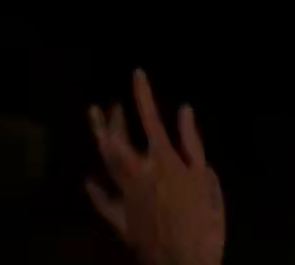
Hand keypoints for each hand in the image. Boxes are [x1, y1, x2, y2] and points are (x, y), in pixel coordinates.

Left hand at [87, 69, 224, 264]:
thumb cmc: (203, 219)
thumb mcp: (206, 177)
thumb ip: (192, 142)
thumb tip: (184, 111)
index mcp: (163, 159)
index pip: (149, 118)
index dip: (142, 94)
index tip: (137, 73)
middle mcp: (140, 173)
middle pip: (119, 140)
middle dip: (113, 119)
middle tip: (111, 104)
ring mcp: (127, 197)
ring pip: (108, 164)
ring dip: (101, 141)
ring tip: (95, 124)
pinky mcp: (121, 221)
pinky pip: (104, 203)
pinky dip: (96, 190)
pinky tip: (88, 179)